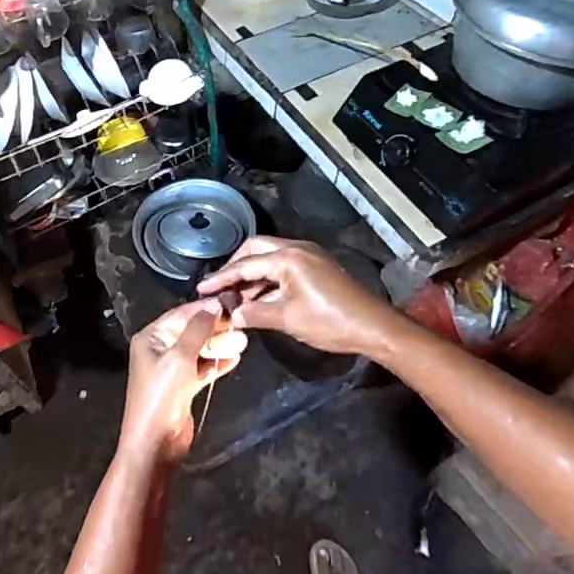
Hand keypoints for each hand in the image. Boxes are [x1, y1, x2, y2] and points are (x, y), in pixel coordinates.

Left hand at [120, 299, 242, 464]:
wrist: (154, 443)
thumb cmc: (162, 395)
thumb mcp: (179, 356)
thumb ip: (198, 328)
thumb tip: (215, 304)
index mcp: (151, 338)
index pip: (182, 314)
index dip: (206, 308)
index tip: (231, 301)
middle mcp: (160, 349)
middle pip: (192, 330)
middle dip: (216, 327)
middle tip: (241, 322)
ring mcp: (171, 369)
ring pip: (199, 349)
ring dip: (220, 344)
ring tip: (243, 340)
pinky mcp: (183, 386)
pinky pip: (202, 367)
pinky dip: (217, 362)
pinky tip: (235, 357)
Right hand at [196, 237, 418, 358]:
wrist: (372, 325)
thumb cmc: (330, 321)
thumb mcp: (287, 319)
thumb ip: (255, 314)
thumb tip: (232, 316)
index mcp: (289, 257)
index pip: (245, 264)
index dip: (221, 278)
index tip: (202, 289)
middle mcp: (298, 248)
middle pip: (256, 249)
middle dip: (236, 267)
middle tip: (219, 288)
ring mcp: (309, 255)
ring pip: (270, 256)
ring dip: (252, 274)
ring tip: (237, 298)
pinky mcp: (317, 266)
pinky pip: (284, 265)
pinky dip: (268, 278)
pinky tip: (259, 298)